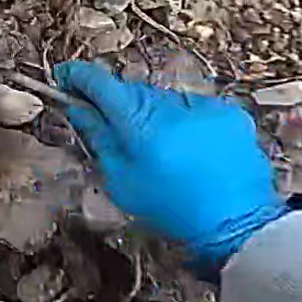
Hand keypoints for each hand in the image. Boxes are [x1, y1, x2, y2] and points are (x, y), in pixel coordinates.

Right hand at [53, 60, 283, 265]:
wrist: (238, 226)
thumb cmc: (170, 209)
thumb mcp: (121, 179)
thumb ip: (97, 137)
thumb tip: (76, 107)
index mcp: (138, 122)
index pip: (98, 81)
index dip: (76, 76)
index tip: (63, 78)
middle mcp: (170, 103)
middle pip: (130, 90)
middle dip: (117, 105)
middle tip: (113, 130)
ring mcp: (203, 104)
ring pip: (161, 98)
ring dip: (152, 113)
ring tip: (159, 147)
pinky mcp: (228, 111)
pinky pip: (193, 107)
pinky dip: (183, 120)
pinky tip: (188, 147)